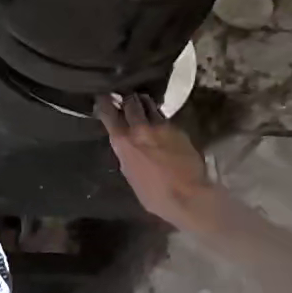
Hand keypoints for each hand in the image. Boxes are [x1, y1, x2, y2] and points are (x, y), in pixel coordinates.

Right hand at [96, 94, 223, 230]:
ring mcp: (163, 126)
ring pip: (150, 105)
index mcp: (124, 142)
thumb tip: (127, 147)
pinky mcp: (180, 130)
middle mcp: (141, 128)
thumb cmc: (154, 195)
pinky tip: (161, 126)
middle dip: (127, 98)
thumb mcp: (130, 175)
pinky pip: (165, 119)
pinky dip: (159, 119)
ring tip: (142, 104)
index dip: (103, 103)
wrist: (189, 196)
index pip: (108, 113)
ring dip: (144, 103)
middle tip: (124, 97)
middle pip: (131, 101)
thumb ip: (126, 155)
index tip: (101, 97)